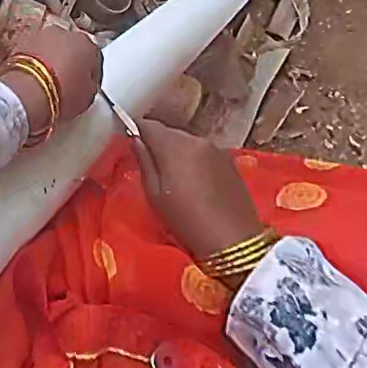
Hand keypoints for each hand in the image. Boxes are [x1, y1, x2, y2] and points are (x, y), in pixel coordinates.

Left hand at [0, 26, 103, 127]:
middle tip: (66, 82)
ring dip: (51, 58)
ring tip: (48, 81)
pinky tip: (34, 77)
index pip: (94, 58)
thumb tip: (85, 83)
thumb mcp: (87, 97)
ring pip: (52, 47)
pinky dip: (35, 60)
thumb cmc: (62, 94)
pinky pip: (35, 51)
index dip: (91, 74)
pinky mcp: (22, 40)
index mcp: (88, 45)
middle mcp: (66, 33)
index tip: (86, 86)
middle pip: (72, 48)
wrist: (27, 91)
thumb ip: (90, 83)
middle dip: (70, 62)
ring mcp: (42, 34)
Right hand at [130, 119, 264, 261]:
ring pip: (186, 141)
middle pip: (169, 132)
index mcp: (175, 146)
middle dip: (157, 143)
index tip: (132, 144)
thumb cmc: (187, 221)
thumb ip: (144, 162)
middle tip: (152, 166)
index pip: (148, 125)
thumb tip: (135, 140)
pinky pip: (203, 152)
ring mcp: (215, 149)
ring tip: (175, 177)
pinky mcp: (229, 161)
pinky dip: (194, 159)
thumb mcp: (155, 195)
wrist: (234, 242)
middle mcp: (196, 140)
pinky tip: (195, 182)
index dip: (137, 131)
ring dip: (177, 151)